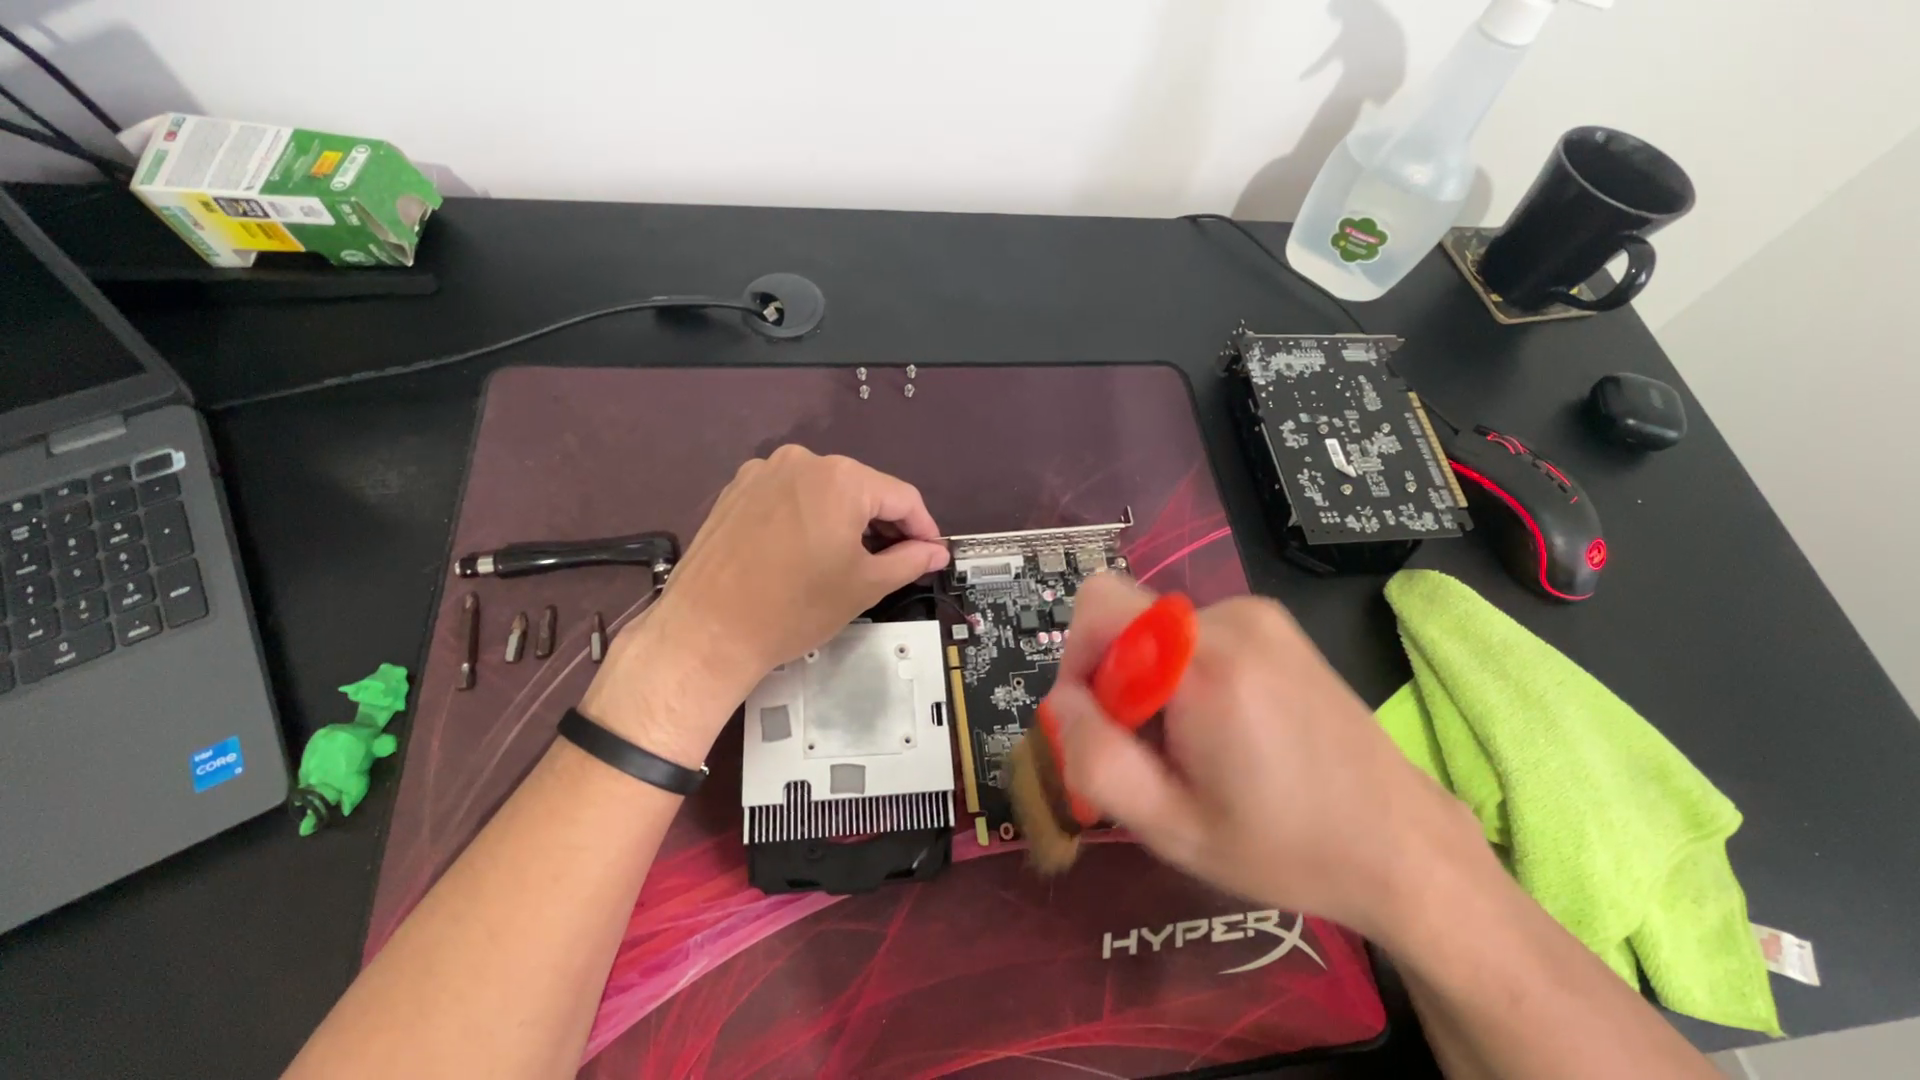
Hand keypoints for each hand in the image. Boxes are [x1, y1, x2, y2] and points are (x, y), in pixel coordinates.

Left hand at [579, 446, 948, 766]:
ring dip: (843, 520)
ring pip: (822, 491)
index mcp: (841, 478)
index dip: (924, 527)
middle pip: (861, 488)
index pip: (902, 496)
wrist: (708, 630)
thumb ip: (909, 560)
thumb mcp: (864, 586)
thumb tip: (935, 552)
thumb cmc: (794, 608)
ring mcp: (762, 472)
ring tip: (846, 561)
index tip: (931, 554)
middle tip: (893, 562)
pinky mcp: (735, 490)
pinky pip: (788, 497)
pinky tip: (802, 554)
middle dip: (882, 524)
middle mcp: (802, 461)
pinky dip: (806, 518)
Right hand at [1046, 573, 1481, 936]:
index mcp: (1209, 664)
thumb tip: (1064, 700)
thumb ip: (1094, 759)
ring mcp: (1262, 616)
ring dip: (1153, 686)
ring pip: (1156, 632)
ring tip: (1196, 752)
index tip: (1106, 726)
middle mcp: (1235, 618)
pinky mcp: (1276, 626)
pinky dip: (1185, 676)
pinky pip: (1193, 635)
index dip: (1080, 661)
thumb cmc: (1284, 847)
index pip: (1099, 605)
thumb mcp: (1170, 828)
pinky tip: (1225, 733)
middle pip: (1126, 622)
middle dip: (1118, 686)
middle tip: (1155, 758)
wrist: (1400, 845)